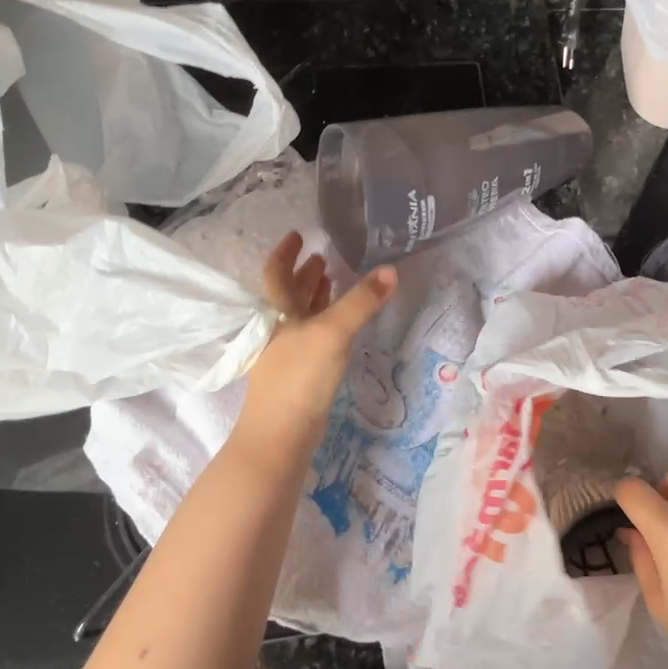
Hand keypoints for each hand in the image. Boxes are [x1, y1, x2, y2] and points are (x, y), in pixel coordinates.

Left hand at [242, 232, 395, 435]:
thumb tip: (391, 270)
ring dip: (316, 296)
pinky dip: (327, 321)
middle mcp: (279, 329)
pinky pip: (314, 335)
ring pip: (302, 315)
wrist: (282, 434)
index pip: (277, 273)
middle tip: (324, 257)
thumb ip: (361, 301)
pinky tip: (341, 324)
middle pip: (289, 294)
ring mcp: (288, 352)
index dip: (286, 253)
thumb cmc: (300, 375)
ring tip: (334, 280)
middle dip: (306, 274)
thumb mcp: (333, 332)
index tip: (298, 235)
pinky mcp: (301, 373)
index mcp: (277, 312)